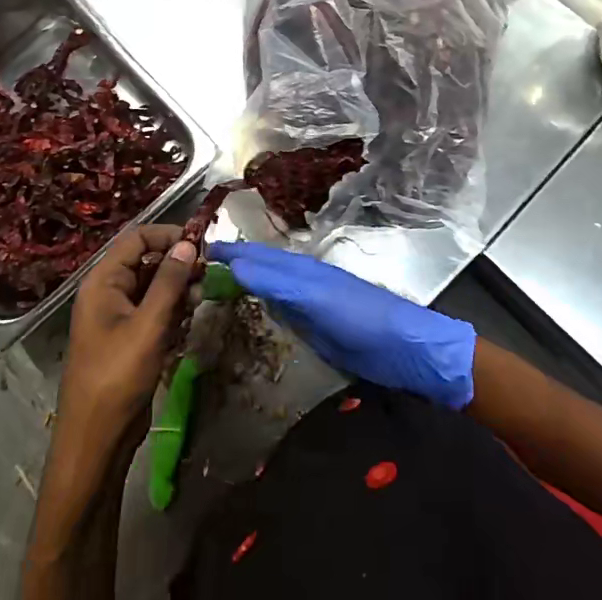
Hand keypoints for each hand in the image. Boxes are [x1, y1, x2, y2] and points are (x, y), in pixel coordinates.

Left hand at [56, 225, 198, 454]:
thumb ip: (168, 283)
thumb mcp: (148, 326)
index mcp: (102, 280)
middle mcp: (108, 292)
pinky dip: (172, 312)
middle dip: (177, 265)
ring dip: (177, 290)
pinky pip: (153, 312)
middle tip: (208, 278)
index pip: (136, 239)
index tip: (203, 246)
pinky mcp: (130, 338)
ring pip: (153, 288)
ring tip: (200, 301)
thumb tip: (188, 245)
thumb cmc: (117, 376)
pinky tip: (189, 322)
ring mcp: (118, 316)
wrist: (97, 436)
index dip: (168, 236)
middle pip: (145, 262)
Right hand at [210, 242, 476, 407]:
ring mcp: (308, 302)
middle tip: (199, 266)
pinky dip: (260, 303)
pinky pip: (279, 308)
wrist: (404, 351)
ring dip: (242, 281)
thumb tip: (233, 266)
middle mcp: (300, 279)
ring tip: (216, 281)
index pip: (254, 255)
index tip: (198, 249)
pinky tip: (252, 309)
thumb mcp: (314, 299)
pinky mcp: (315, 324)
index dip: (228, 252)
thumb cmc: (360, 319)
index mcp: (298, 268)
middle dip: (231, 262)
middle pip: (259, 266)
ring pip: (267, 285)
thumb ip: (275, 282)